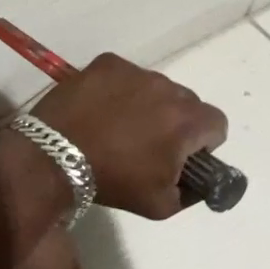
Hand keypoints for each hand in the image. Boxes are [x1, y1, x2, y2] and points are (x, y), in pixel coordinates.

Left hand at [26, 52, 226, 219]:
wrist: (53, 156)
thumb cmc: (111, 181)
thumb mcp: (160, 205)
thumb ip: (189, 193)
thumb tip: (195, 182)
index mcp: (187, 120)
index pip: (216, 124)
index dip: (203, 143)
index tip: (180, 156)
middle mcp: (166, 87)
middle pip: (185, 102)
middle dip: (174, 122)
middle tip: (145, 144)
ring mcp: (134, 71)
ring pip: (154, 87)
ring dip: (145, 104)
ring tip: (116, 126)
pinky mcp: (105, 64)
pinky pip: (124, 75)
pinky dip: (118, 90)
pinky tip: (98, 109)